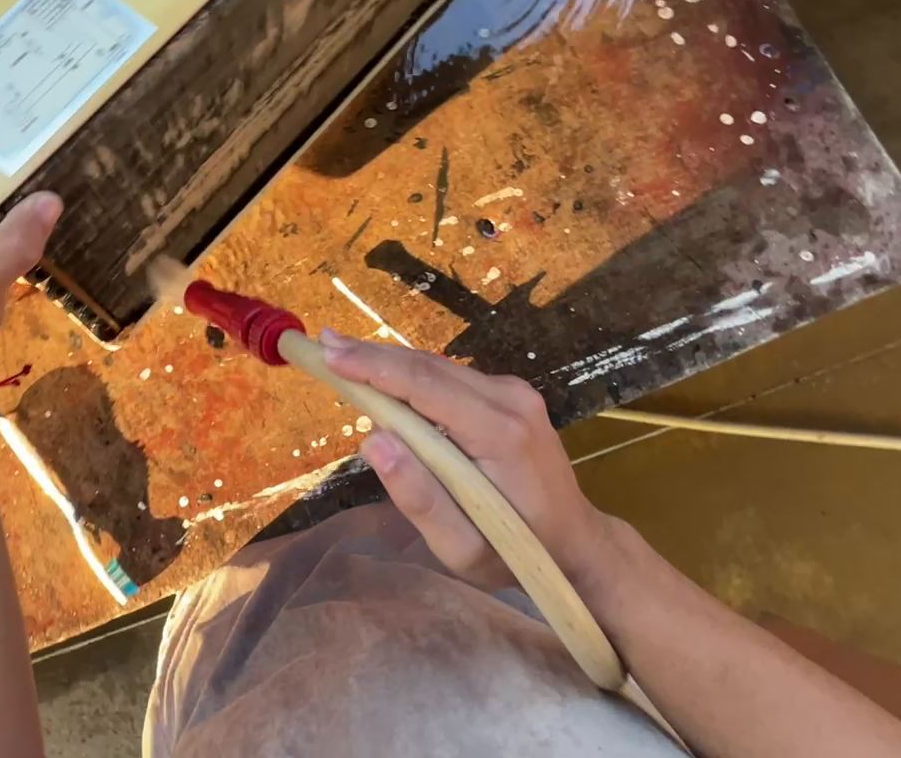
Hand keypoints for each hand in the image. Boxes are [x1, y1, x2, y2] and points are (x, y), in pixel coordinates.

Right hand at [321, 331, 615, 591]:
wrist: (577, 543)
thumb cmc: (516, 555)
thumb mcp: (463, 550)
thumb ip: (418, 497)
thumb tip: (372, 440)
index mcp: (501, 434)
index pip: (427, 386)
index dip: (375, 367)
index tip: (331, 355)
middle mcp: (510, 399)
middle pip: (428, 367)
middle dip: (371, 355)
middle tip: (323, 344)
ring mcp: (513, 392)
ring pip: (437, 366)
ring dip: (386, 360)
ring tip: (340, 354)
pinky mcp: (508, 394)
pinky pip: (448, 376)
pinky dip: (408, 373)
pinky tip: (378, 373)